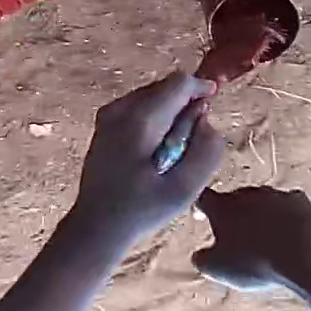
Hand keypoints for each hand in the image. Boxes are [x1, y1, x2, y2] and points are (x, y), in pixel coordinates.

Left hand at [66, 74, 224, 249]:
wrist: (95, 226)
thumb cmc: (140, 211)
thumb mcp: (184, 189)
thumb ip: (205, 152)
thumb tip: (207, 120)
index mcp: (140, 120)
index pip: (177, 83)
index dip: (200, 87)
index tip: (214, 98)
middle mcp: (120, 108)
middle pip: (163, 87)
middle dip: (185, 102)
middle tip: (196, 134)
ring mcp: (108, 114)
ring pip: (150, 95)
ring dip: (170, 109)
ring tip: (178, 144)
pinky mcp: (104, 123)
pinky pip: (138, 106)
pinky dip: (155, 116)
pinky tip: (159, 146)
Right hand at [193, 186, 310, 291]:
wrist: (307, 254)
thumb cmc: (257, 261)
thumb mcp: (220, 269)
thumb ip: (203, 260)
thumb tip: (198, 256)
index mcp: (222, 207)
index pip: (204, 198)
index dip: (200, 206)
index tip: (200, 213)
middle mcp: (245, 194)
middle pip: (235, 199)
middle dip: (235, 214)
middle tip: (238, 238)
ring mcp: (274, 195)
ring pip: (262, 202)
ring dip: (262, 216)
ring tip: (267, 242)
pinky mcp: (300, 201)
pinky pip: (289, 207)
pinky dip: (288, 218)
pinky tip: (293, 235)